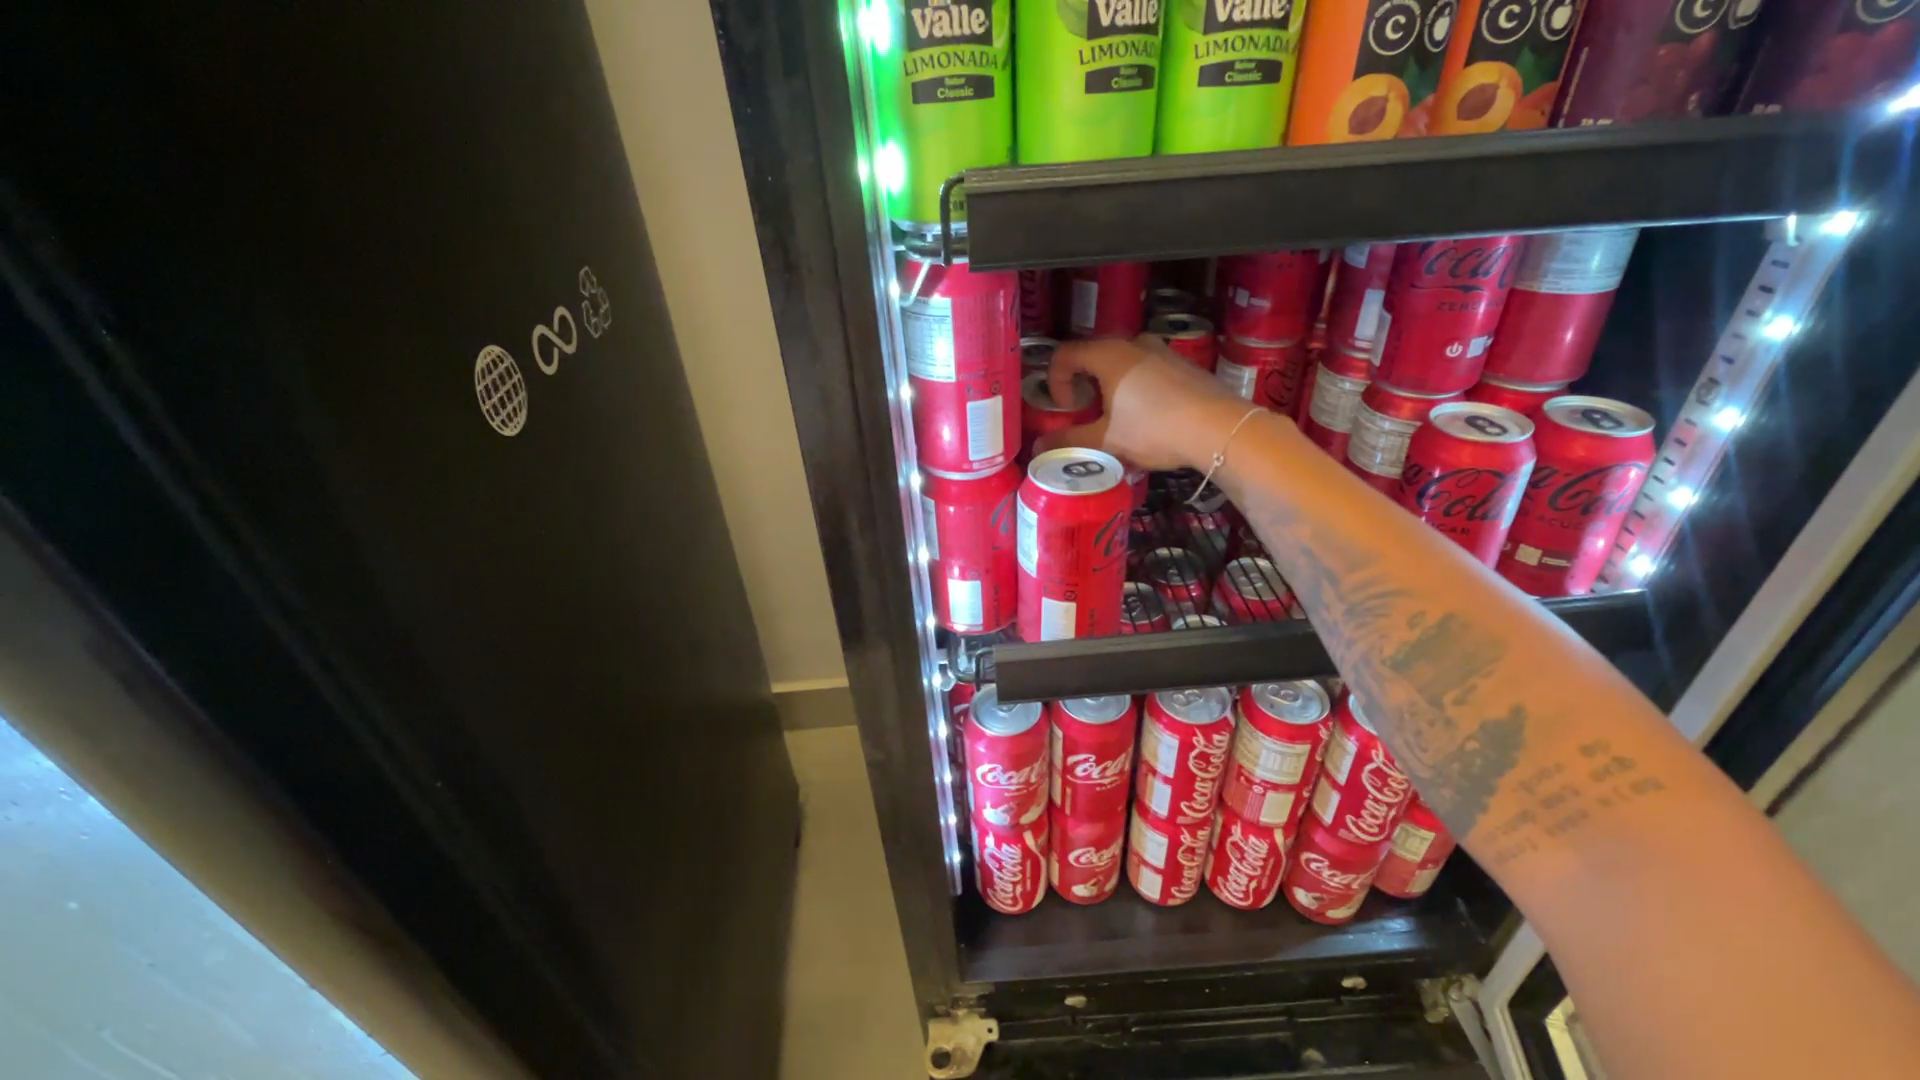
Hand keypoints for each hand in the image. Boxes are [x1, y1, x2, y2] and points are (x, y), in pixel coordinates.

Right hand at [1035, 335, 1257, 470]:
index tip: (1066, 409)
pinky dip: (1138, 389)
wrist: (1219, 429)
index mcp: (1108, 355)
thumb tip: (1038, 447)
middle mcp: (1134, 343)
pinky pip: (1148, 371)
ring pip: (1123, 364)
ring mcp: (1162, 351)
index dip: (1056, 382)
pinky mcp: (1184, 365)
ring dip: (1112, 388)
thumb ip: (1070, 442)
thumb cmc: (1154, 429)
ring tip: (1118, 420)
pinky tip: (1149, 419)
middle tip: (1088, 415)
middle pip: (1095, 358)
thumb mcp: (1107, 441)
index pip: (1065, 355)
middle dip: (1084, 386)